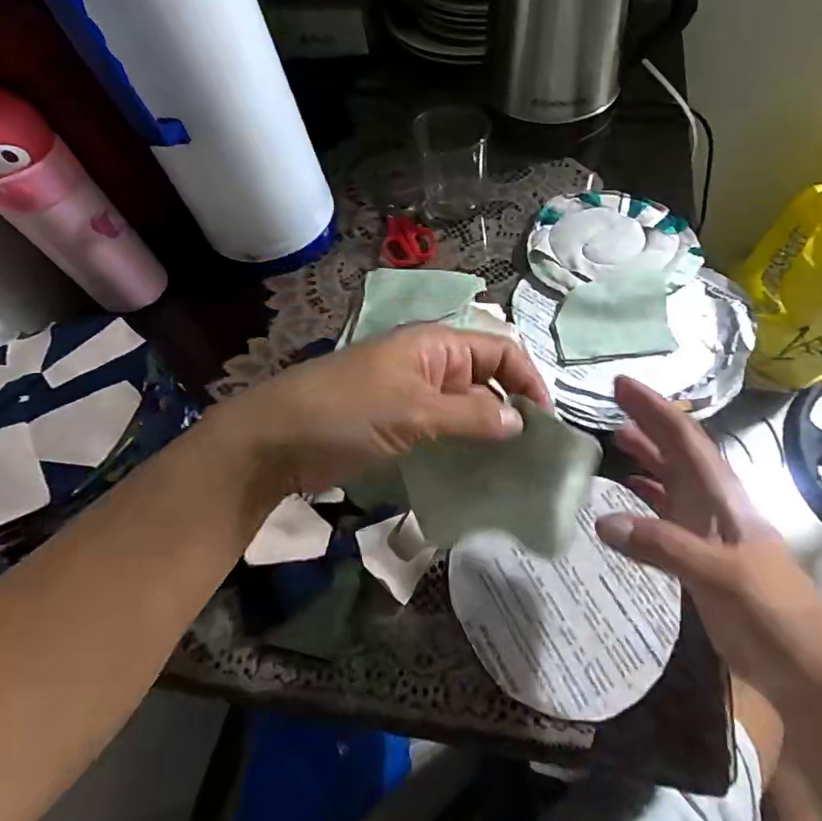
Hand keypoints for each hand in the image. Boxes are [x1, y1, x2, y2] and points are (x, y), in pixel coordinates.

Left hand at [202, 323, 551, 496]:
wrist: (274, 440)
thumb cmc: (344, 413)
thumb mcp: (412, 411)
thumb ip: (469, 415)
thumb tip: (519, 420)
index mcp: (432, 345)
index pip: (498, 351)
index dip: (527, 380)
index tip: (546, 424)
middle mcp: (424, 366)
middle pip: (482, 381)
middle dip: (509, 411)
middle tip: (534, 458)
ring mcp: (406, 398)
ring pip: (460, 410)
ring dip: (484, 434)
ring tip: (512, 471)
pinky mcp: (391, 427)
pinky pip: (436, 433)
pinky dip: (456, 449)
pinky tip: (474, 475)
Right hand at [595, 377, 821, 716]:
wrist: (815, 677)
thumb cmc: (777, 621)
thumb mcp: (722, 579)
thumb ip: (665, 546)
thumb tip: (603, 521)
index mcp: (725, 502)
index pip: (686, 442)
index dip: (655, 410)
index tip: (620, 384)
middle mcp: (717, 509)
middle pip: (680, 454)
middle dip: (650, 423)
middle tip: (611, 402)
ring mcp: (711, 536)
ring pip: (676, 482)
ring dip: (649, 456)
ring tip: (616, 438)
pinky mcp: (702, 563)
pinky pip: (669, 516)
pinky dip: (648, 498)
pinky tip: (629, 499)